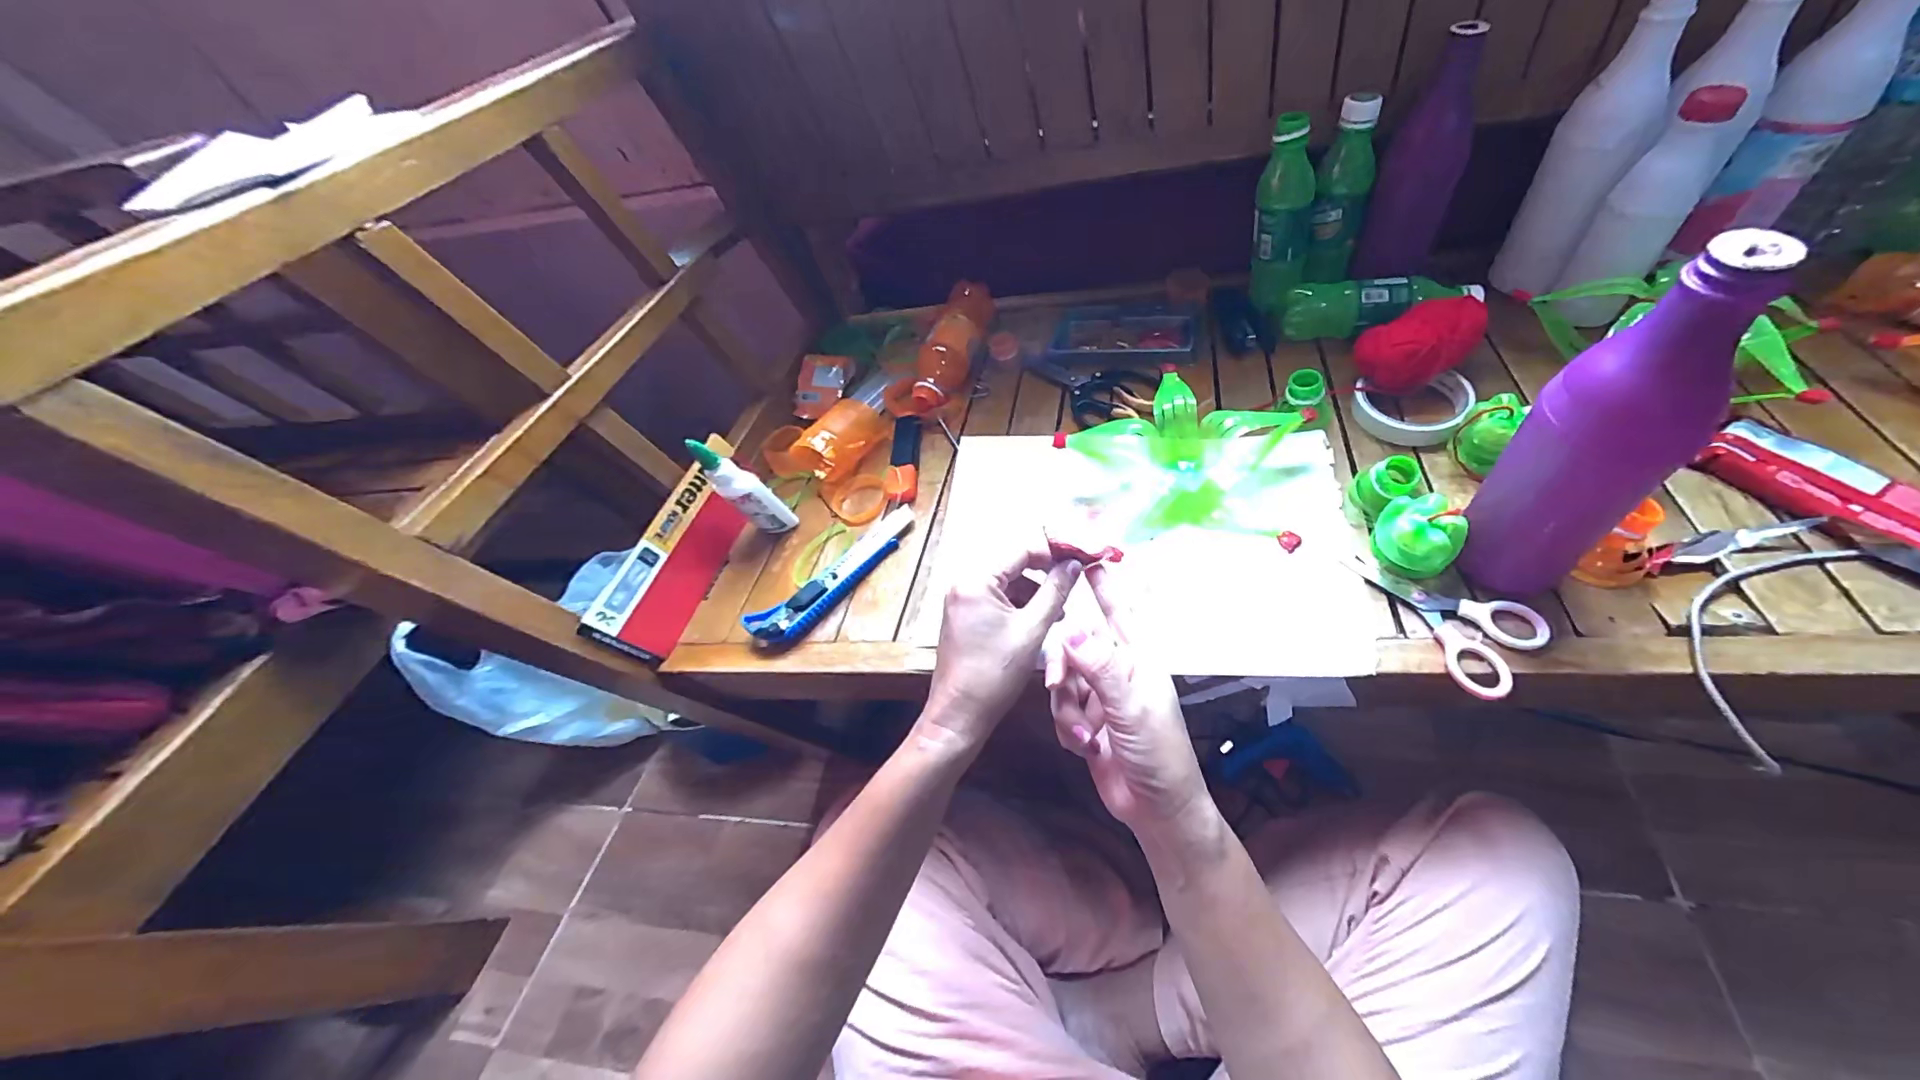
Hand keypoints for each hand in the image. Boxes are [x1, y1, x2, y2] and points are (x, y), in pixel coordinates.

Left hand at [923, 531, 1080, 749]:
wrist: (960, 714)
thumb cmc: (994, 674)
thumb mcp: (1033, 630)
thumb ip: (1055, 592)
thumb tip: (1073, 565)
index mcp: (976, 582)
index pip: (1022, 552)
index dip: (1054, 552)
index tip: (1081, 556)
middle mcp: (963, 585)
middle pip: (1013, 567)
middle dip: (1044, 575)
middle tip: (1073, 584)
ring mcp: (961, 602)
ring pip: (1006, 585)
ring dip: (1033, 594)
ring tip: (1058, 613)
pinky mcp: (963, 618)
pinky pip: (996, 601)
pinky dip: (1018, 607)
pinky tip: (1038, 623)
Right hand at [1045, 564, 1210, 837]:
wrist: (1155, 809)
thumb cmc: (1158, 752)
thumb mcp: (1131, 706)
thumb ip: (1101, 666)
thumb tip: (1071, 629)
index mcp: (1138, 659)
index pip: (1119, 610)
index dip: (1105, 584)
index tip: (1085, 559)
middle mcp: (1118, 671)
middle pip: (1076, 646)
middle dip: (1064, 666)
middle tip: (1056, 683)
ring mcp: (1102, 697)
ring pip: (1064, 681)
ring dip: (1066, 709)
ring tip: (1083, 734)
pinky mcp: (1087, 721)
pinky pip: (1062, 710)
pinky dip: (1067, 727)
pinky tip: (1084, 747)